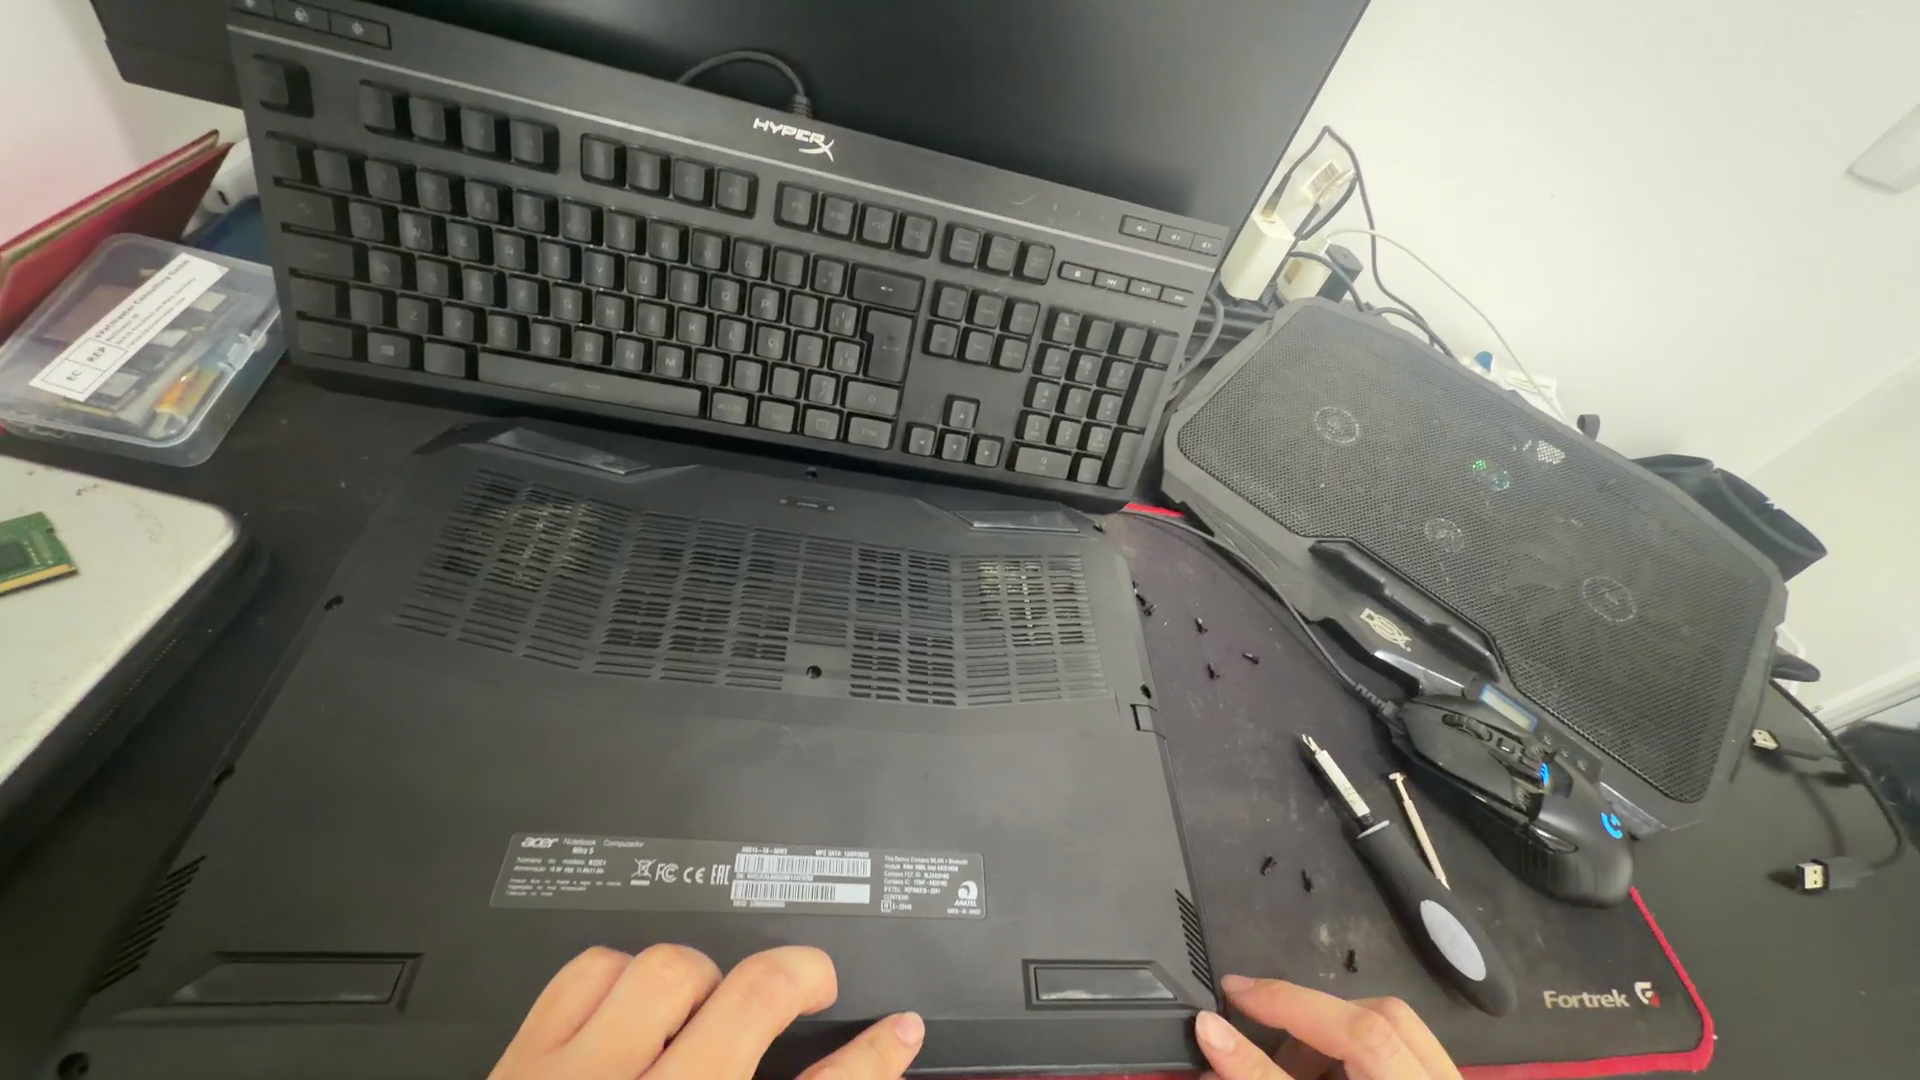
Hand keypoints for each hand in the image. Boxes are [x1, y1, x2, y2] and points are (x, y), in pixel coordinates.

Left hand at [489, 944, 924, 1079]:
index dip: (875, 1058)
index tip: (897, 1032)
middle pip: (754, 1000)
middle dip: (804, 974)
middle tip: (815, 983)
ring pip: (669, 970)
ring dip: (704, 978)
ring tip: (711, 1000)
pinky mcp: (517, 1070)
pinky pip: (586, 975)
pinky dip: (619, 974)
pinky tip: (629, 1001)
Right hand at [1195, 974, 1460, 1079]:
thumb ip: (1258, 1079)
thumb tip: (1208, 1027)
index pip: (1360, 1035)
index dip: (1290, 1004)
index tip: (1230, 994)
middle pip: (1383, 1019)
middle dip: (1311, 1017)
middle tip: (1258, 1029)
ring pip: (1396, 1031)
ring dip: (1331, 1036)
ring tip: (1286, 1065)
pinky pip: (1404, 1055)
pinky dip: (1353, 1055)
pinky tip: (1318, 1077)